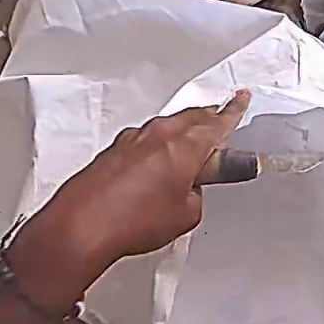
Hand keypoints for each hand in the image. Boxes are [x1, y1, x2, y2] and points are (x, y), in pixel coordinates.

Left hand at [6, 91, 250, 303]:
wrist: (83, 225)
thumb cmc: (132, 218)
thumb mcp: (185, 214)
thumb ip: (195, 195)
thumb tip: (189, 191)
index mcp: (186, 144)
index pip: (219, 121)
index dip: (234, 110)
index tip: (241, 99)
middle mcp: (159, 133)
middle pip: (193, 118)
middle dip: (209, 119)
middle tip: (220, 121)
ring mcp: (134, 138)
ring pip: (167, 128)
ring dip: (181, 135)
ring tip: (189, 153)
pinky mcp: (114, 150)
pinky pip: (145, 141)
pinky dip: (156, 148)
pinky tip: (155, 168)